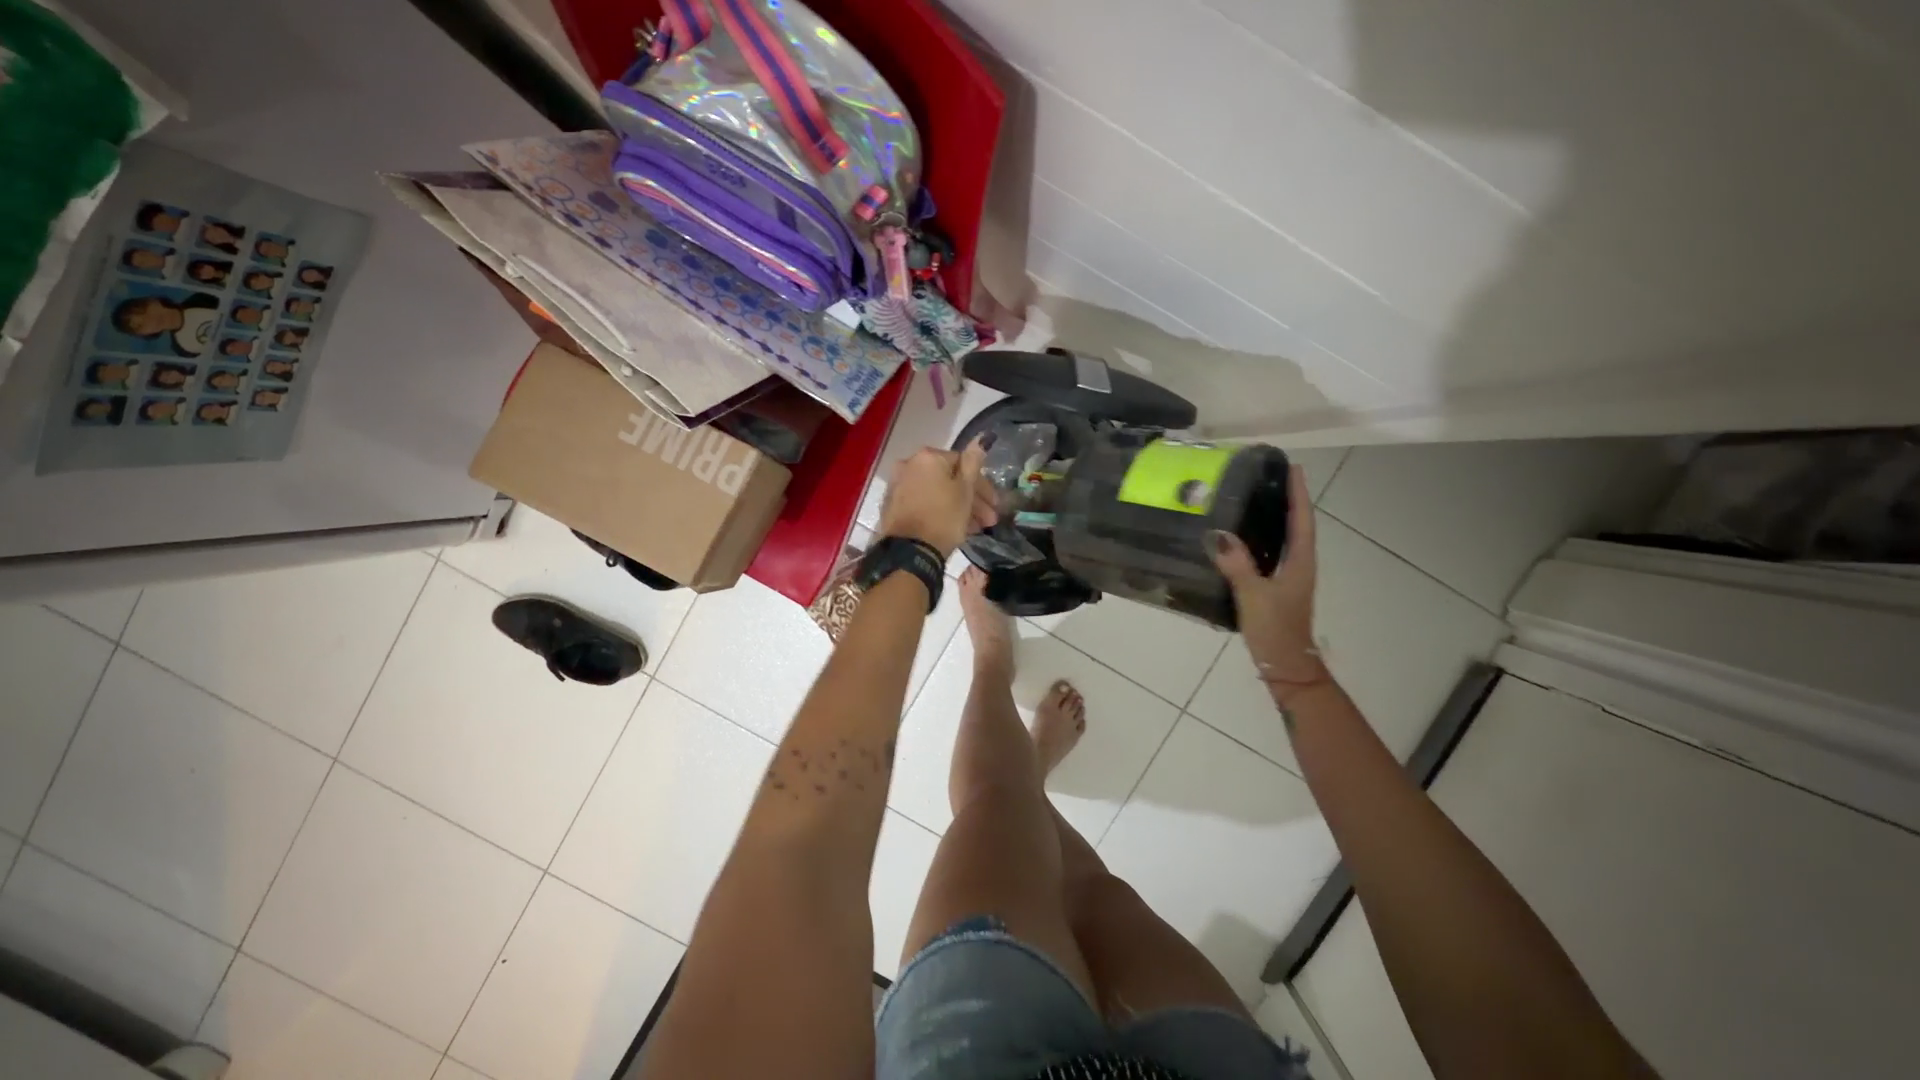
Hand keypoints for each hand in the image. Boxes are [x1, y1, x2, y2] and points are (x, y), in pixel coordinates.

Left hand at [879, 438, 996, 556]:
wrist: (910, 552)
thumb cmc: (944, 518)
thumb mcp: (965, 491)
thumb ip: (973, 462)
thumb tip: (981, 438)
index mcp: (928, 457)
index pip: (964, 464)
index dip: (982, 486)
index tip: (995, 505)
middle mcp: (909, 465)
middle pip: (948, 479)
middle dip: (971, 499)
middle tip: (988, 520)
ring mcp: (898, 485)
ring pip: (937, 492)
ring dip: (958, 507)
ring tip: (975, 529)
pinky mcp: (892, 506)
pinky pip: (924, 503)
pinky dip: (939, 511)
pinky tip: (954, 528)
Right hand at [1210, 464, 1330, 700]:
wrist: (1286, 667)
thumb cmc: (1275, 629)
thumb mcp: (1253, 595)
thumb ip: (1237, 564)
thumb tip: (1219, 533)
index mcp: (1301, 562)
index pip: (1302, 519)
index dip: (1298, 493)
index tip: (1293, 467)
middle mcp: (1300, 566)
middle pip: (1297, 525)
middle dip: (1286, 500)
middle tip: (1268, 476)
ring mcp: (1291, 578)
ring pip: (1285, 540)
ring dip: (1275, 519)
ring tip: (1254, 499)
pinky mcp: (1278, 589)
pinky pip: (1272, 555)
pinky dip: (1263, 540)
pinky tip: (1243, 539)